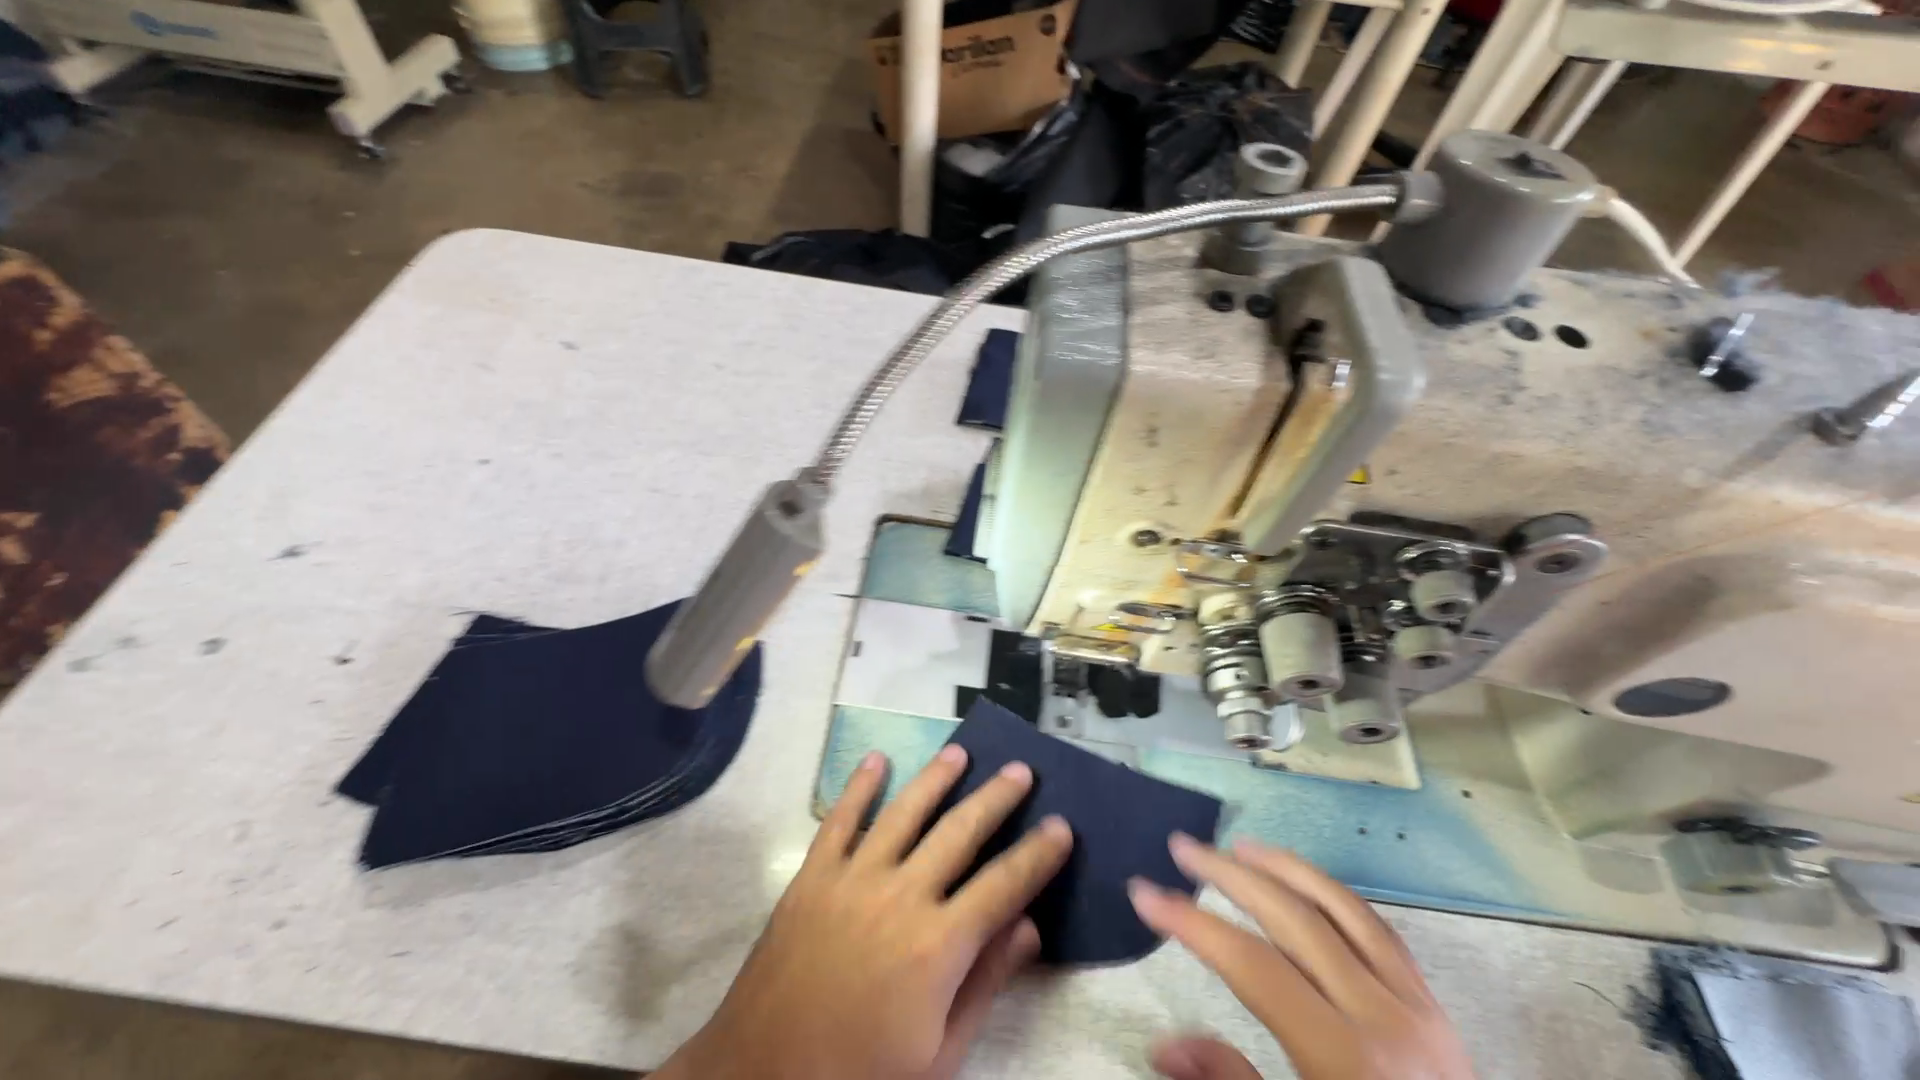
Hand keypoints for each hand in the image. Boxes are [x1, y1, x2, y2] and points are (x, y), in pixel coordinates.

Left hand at [655, 745, 1073, 1079]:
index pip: (1004, 884)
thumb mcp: (940, 1052)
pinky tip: (876, 759)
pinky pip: (839, 820)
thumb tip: (1029, 926)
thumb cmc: (863, 1072)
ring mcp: (852, 879)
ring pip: (904, 812)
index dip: (1038, 853)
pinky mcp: (811, 877)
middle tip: (1020, 770)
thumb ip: (985, 983)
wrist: (764, 1073)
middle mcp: (901, 896)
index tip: (1062, 824)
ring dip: (936, 778)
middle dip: (996, 798)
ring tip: (961, 752)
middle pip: (960, 832)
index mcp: (938, 944)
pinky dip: (858, 786)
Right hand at [1128, 835, 1474, 1079]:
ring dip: (1287, 869)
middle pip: (1297, 921)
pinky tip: (1307, 885)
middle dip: (1233, 876)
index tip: (1144, 894)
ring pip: (1345, 910)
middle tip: (1183, 848)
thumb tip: (1162, 1046)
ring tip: (1240, 846)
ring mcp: (1417, 1006)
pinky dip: (1335, 896)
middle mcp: (1383, 1017)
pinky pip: (1380, 931)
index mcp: (1344, 1059)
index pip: (1253, 967)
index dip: (1193, 924)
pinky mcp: (1435, 1008)